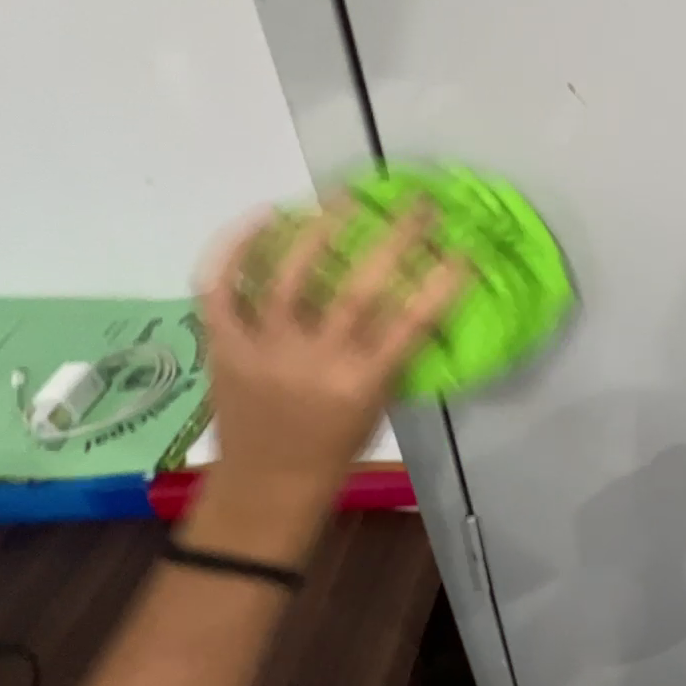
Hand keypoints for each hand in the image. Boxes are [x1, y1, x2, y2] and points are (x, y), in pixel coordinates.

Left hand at [195, 200, 465, 511]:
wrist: (264, 486)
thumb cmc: (338, 445)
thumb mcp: (382, 402)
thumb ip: (395, 350)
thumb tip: (419, 292)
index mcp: (360, 383)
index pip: (412, 322)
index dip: (443, 282)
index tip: (464, 249)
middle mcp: (312, 363)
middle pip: (359, 290)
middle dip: (395, 240)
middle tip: (418, 205)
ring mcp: (262, 351)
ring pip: (289, 280)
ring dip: (319, 231)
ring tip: (342, 198)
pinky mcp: (222, 346)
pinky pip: (220, 291)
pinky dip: (236, 249)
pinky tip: (266, 216)